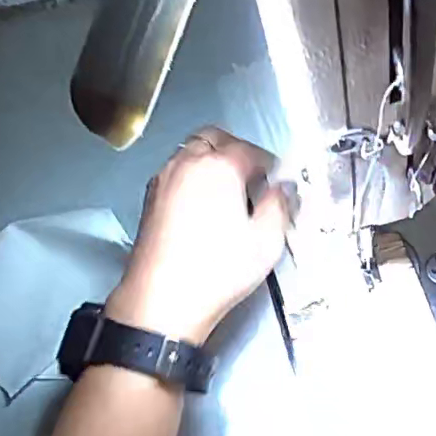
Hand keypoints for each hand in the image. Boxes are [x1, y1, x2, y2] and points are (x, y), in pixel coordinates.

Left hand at [106, 127, 291, 344]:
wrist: (165, 297)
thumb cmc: (220, 269)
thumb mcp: (267, 241)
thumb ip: (279, 206)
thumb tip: (284, 188)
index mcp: (220, 167)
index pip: (251, 150)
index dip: (271, 164)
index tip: (280, 182)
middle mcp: (187, 162)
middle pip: (215, 138)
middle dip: (239, 151)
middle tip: (256, 179)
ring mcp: (164, 178)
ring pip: (192, 152)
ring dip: (214, 162)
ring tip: (232, 193)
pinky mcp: (151, 197)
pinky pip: (178, 171)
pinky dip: (196, 176)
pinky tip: (207, 206)